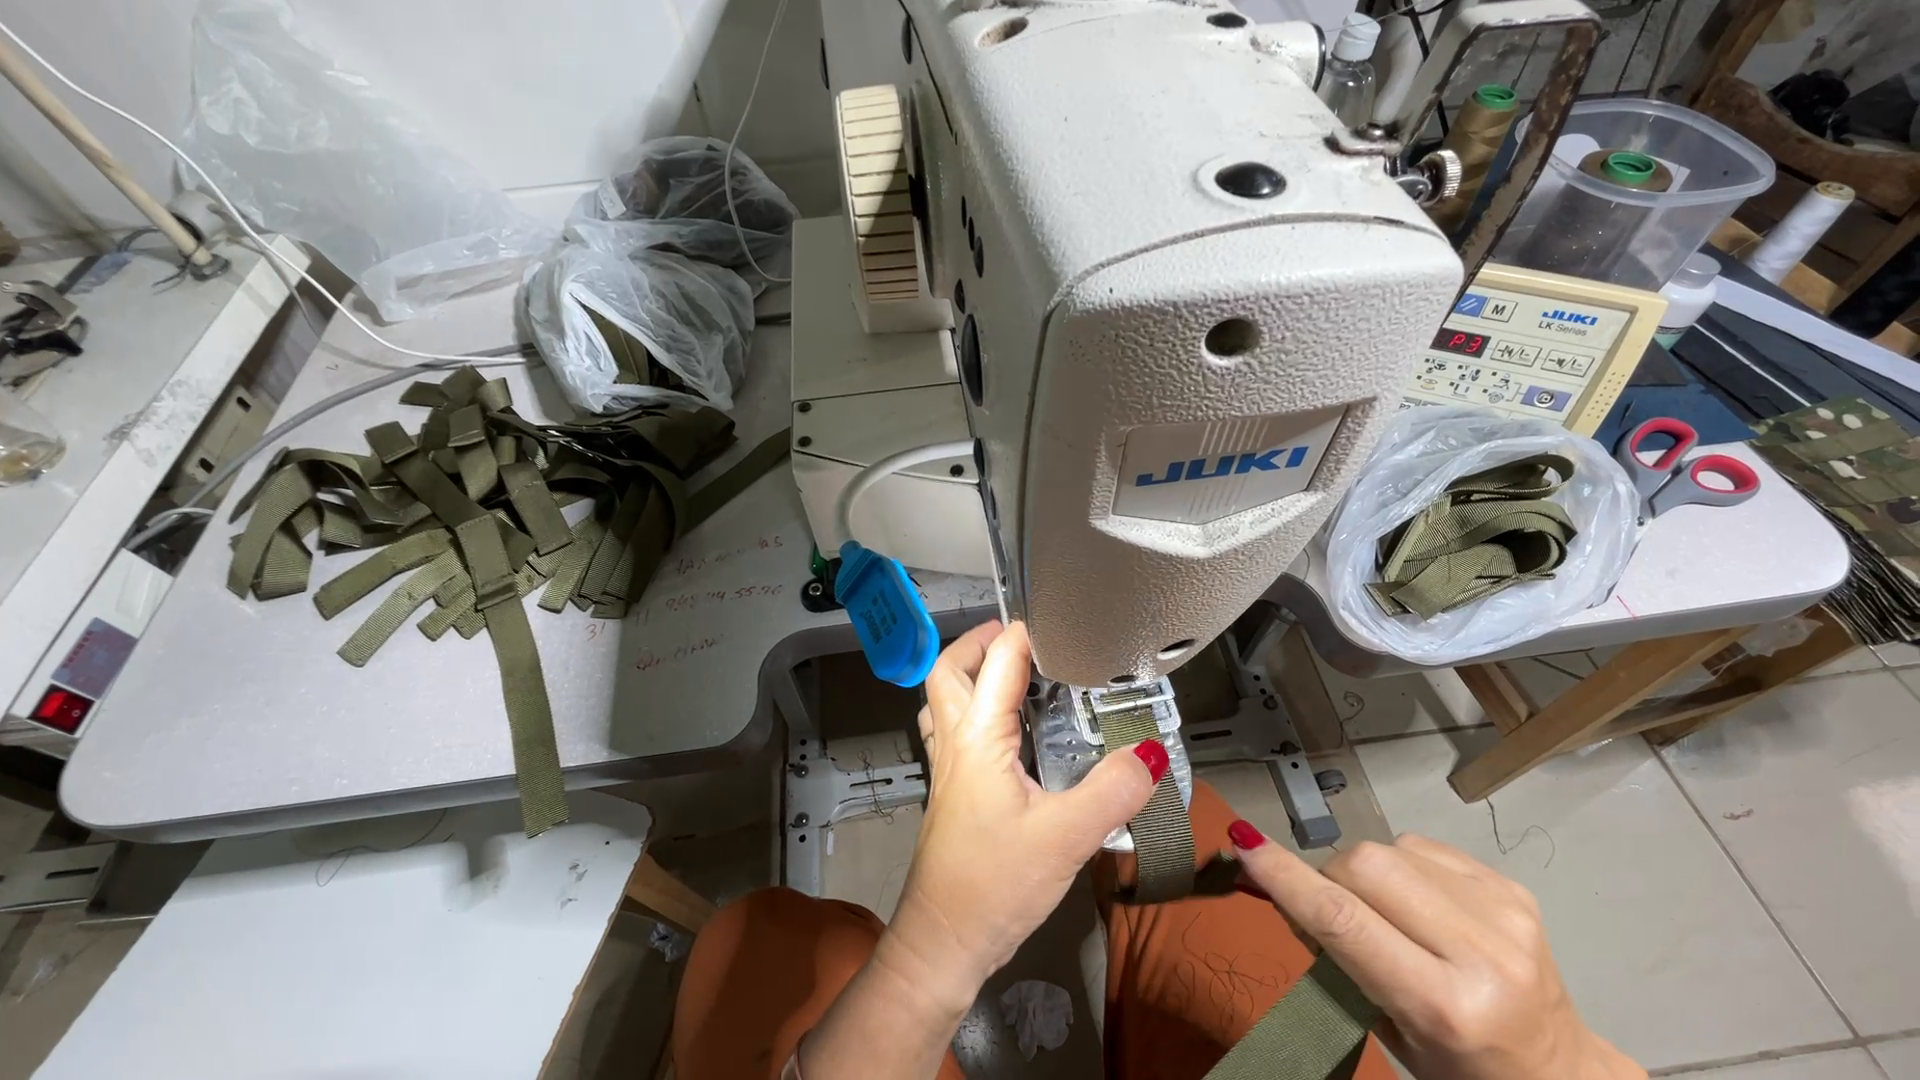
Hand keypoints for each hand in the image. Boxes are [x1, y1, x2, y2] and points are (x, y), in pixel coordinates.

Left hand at [882, 620, 1165, 1010]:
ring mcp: (947, 770)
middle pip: (949, 672)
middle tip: (1021, 636)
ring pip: (943, 702)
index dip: (1024, 632)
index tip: (1059, 618)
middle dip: (979, 643)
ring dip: (969, 676)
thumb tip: (1150, 751)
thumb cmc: (995, 884)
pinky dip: (972, 712)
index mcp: (978, 737)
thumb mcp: (1066, 836)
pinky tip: (1006, 734)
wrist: (943, 941)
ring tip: (1012, 673)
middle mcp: (955, 743)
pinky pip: (953, 733)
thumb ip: (1113, 790)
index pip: (997, 661)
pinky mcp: (951, 794)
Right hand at [1229, 825, 1644, 1079]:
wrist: (1560, 1075)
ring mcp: (1504, 914)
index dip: (1286, 878)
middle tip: (1331, 908)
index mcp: (1444, 1007)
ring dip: (1366, 872)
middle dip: (1329, 876)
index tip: (1243, 844)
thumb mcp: (1386, 1030)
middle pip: (1366, 867)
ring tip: (1385, 914)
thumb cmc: (1457, 1070)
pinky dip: (1401, 866)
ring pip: (1391, 848)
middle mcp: (1481, 954)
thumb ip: (1334, 957)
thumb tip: (1277, 886)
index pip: (1344, 920)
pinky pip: (1422, 846)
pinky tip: (1419, 904)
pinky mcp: (1513, 888)